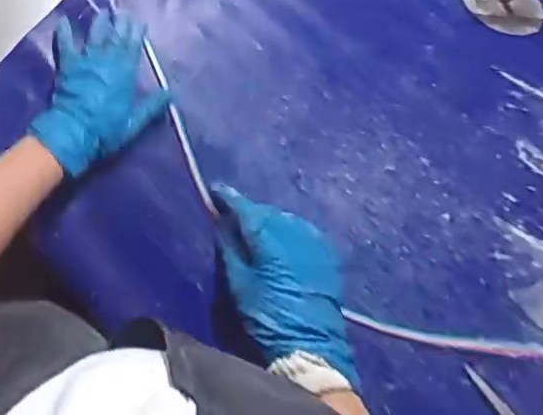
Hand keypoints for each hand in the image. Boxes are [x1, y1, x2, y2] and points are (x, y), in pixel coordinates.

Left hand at [27, 13, 170, 177]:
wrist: (74, 130)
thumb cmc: (107, 128)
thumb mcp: (135, 121)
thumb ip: (152, 105)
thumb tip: (171, 92)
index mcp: (124, 72)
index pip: (132, 45)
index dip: (136, 32)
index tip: (139, 21)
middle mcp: (106, 60)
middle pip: (115, 36)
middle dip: (120, 23)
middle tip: (123, 12)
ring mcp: (85, 59)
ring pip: (94, 35)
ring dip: (99, 23)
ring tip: (103, 13)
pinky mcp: (67, 64)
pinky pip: (64, 43)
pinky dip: (64, 31)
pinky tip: (63, 20)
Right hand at [213, 185, 358, 388]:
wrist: (311, 352)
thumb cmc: (266, 317)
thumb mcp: (237, 282)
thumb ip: (228, 246)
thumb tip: (221, 220)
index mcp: (267, 237)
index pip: (243, 206)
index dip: (226, 196)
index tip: (214, 192)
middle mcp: (292, 232)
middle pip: (264, 210)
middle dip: (248, 212)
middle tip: (234, 220)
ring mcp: (314, 243)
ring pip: (284, 218)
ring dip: (269, 221)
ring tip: (258, 233)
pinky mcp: (328, 256)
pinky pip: (303, 231)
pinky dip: (289, 231)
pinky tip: (283, 242)